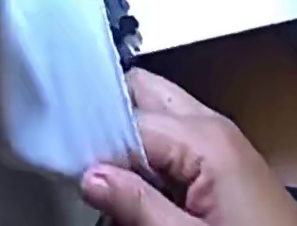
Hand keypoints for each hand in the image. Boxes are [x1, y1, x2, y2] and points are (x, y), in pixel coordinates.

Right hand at [80, 69, 296, 225]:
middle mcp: (212, 123)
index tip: (74, 162)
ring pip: (158, 109)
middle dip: (114, 114)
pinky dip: (151, 149)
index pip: (132, 116)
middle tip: (87, 154)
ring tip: (110, 174)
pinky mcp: (223, 157)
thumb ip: (138, 206)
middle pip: (145, 90)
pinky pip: (175, 134)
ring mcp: (219, 137)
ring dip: (131, 133)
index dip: (100, 139)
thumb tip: (90, 174)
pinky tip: (140, 183)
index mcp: (206, 137)